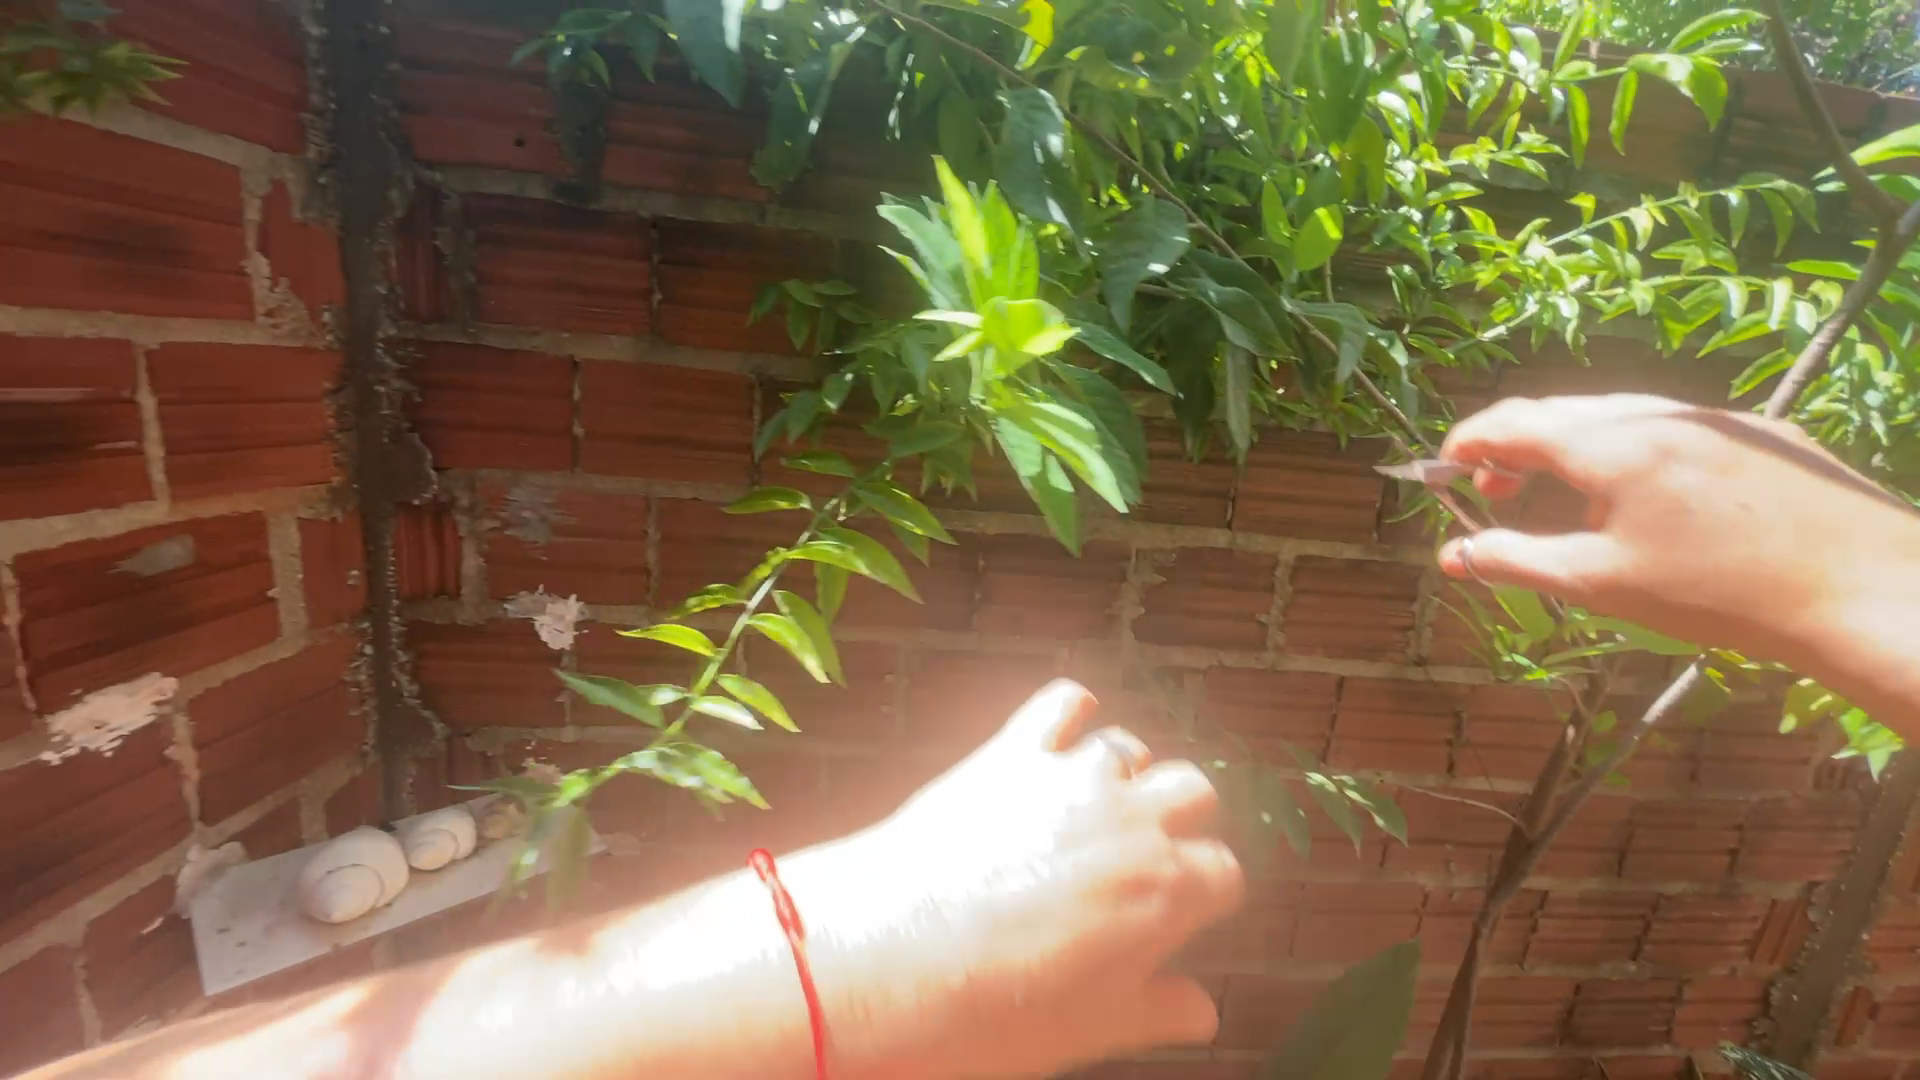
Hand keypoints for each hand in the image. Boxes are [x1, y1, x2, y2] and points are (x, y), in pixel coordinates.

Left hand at [791, 679, 1242, 1078]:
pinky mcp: (1014, 750)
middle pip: (1192, 787)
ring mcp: (1072, 776)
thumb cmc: (997, 1010)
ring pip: (1128, 746)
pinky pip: (1060, 702)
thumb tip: (1202, 1011)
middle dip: (1181, 812)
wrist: (898, 955)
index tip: (1183, 899)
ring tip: (1098, 794)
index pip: (1223, 870)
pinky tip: (1069, 719)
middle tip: (1145, 841)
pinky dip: (1070, 706)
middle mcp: (1132, 819)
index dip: (1206, 886)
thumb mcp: (1094, 1029)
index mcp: (1167, 890)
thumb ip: (1158, 1010)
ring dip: (1124, 768)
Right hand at [1434, 393, 1918, 664]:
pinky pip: (1663, 427)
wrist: (1878, 597)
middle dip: (1510, 448)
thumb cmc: (1718, 591)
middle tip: (1496, 494)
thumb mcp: (1596, 581)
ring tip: (1561, 499)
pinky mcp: (1759, 435)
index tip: (1442, 472)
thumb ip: (1510, 560)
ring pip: (1610, 414)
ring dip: (1563, 448)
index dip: (1465, 444)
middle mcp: (1660, 415)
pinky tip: (1638, 499)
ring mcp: (1715, 419)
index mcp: (1614, 445)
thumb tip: (1450, 554)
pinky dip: (1619, 451)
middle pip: (1555, 412)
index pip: (1510, 423)